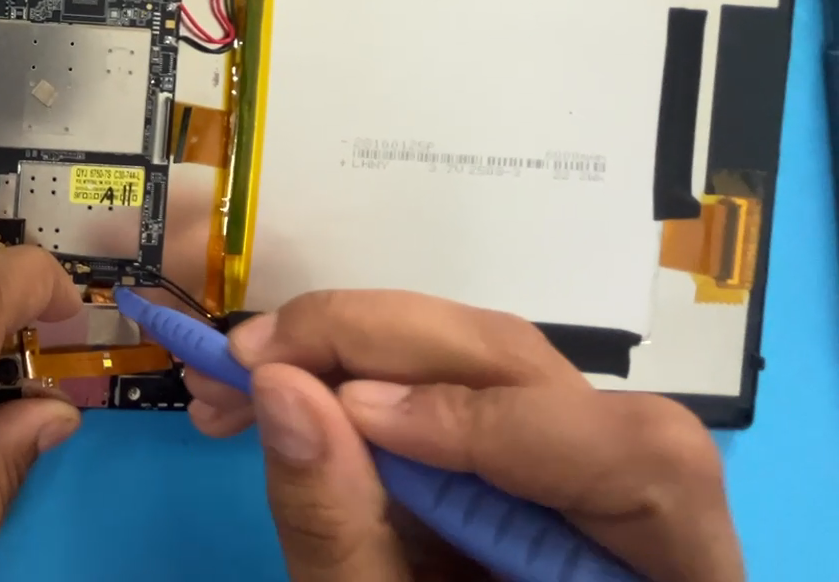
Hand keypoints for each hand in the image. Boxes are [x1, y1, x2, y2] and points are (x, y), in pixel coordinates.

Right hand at [183, 290, 741, 580]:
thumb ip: (335, 529)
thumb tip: (278, 385)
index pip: (632, 458)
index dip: (481, 415)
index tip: (346, 413)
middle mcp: (635, 510)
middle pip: (523, 367)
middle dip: (368, 342)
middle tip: (251, 358)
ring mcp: (564, 464)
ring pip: (465, 350)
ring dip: (335, 344)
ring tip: (237, 374)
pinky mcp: (499, 441)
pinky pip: (424, 368)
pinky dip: (334, 361)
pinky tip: (270, 383)